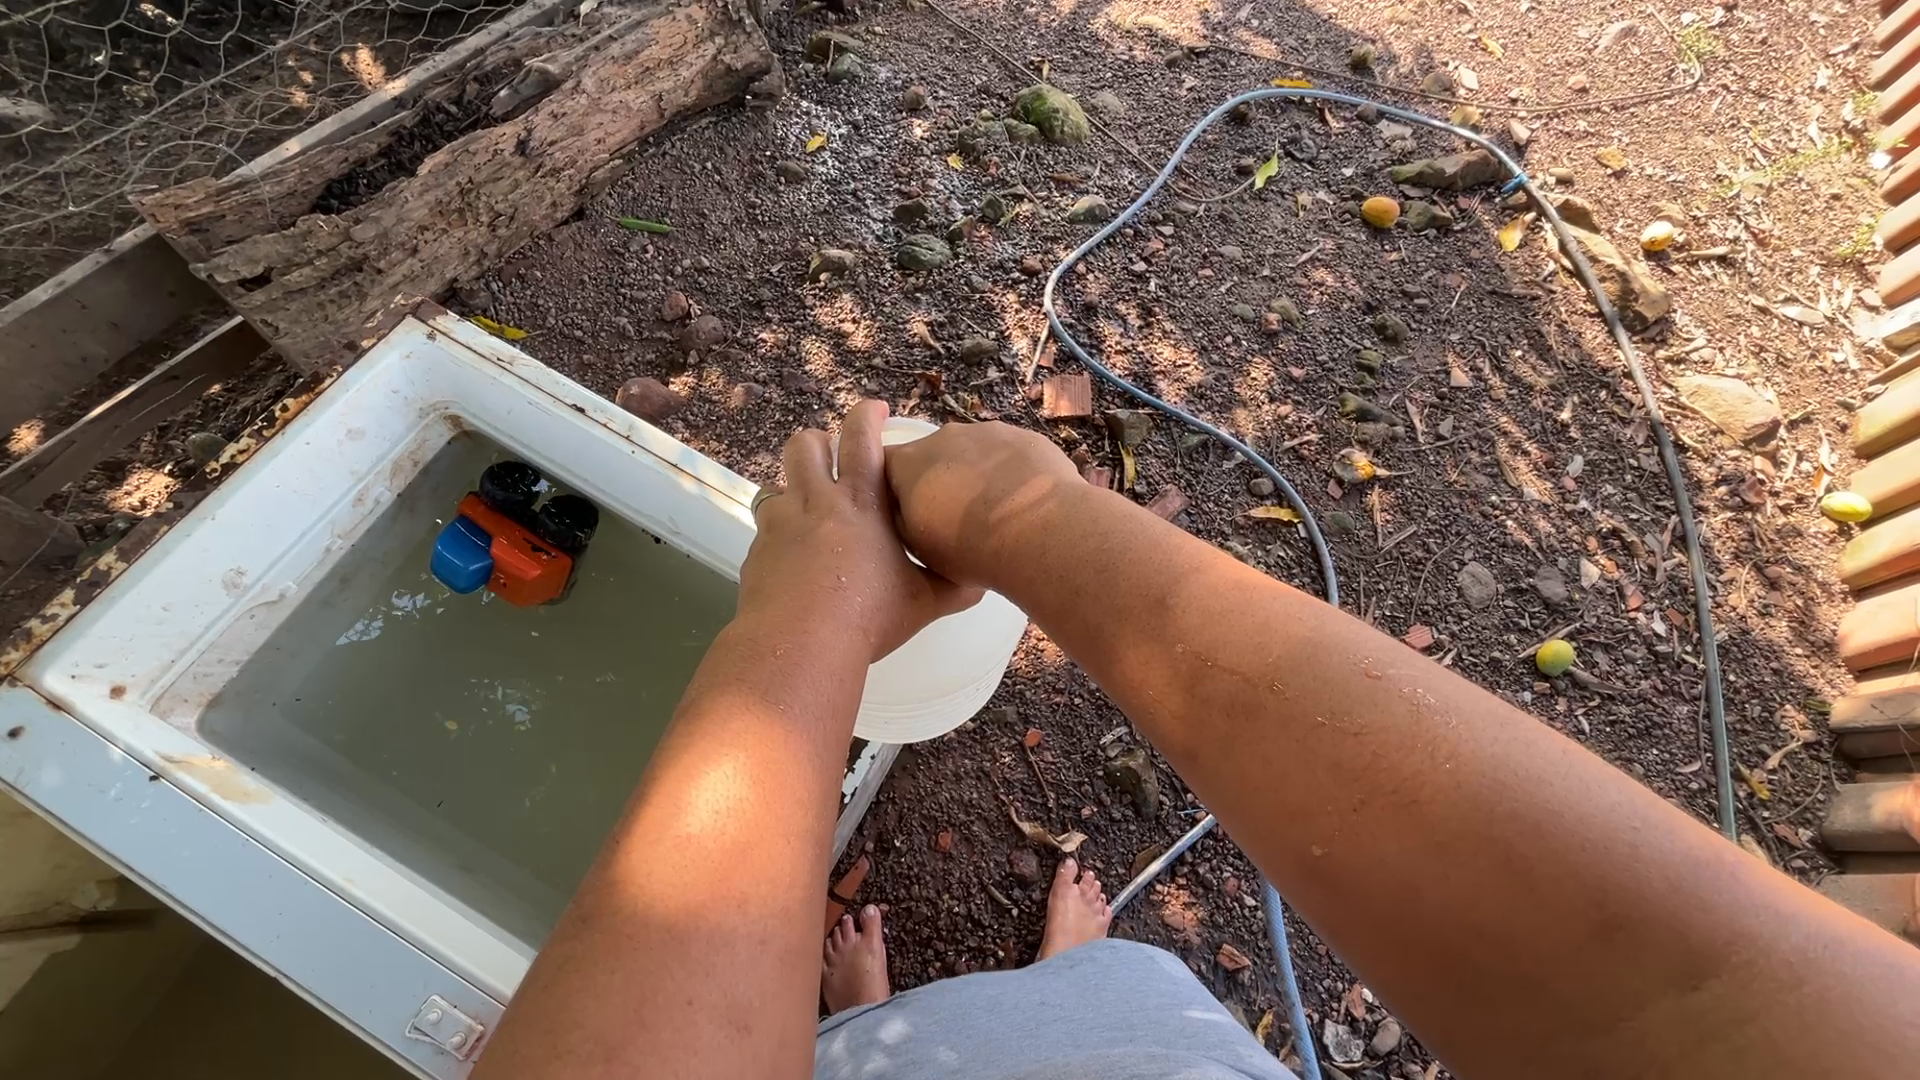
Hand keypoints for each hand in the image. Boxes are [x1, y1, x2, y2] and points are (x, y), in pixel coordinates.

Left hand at [740, 400, 980, 663]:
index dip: (867, 414)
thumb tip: (980, 583)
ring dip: (795, 491)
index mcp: (861, 503)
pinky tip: (796, 566)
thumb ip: (953, 587)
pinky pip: (767, 531)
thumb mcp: (923, 603)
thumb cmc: (870, 617)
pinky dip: (782, 537)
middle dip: (817, 442)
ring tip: (812, 518)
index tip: (875, 409)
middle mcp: (816, 503)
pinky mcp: (757, 553)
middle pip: (804, 445)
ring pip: (778, 486)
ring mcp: (780, 526)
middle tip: (832, 459)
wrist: (800, 647)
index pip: (861, 437)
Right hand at [883, 420, 1084, 590]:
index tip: (910, 513)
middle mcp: (943, 436)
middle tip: (955, 517)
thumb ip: (900, 518)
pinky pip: (1008, 454)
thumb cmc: (969, 548)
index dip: (894, 488)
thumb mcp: (917, 548)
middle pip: (930, 456)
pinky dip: (1009, 473)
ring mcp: (987, 431)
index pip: (883, 465)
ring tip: (995, 511)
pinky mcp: (1025, 436)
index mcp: (908, 462)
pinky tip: (1023, 501)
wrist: (1041, 534)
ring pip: (972, 452)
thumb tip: (901, 505)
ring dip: (975, 475)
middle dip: (938, 481)